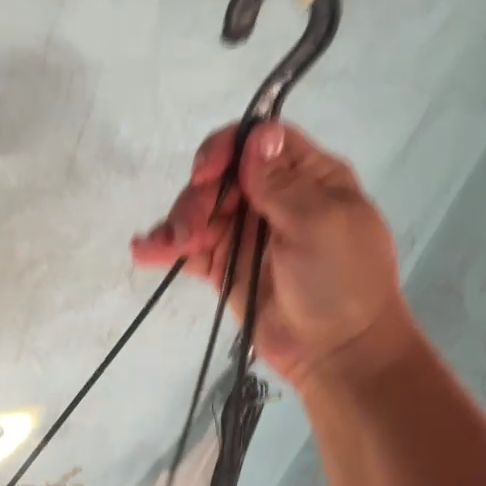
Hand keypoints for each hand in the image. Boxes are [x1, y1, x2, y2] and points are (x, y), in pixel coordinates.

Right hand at [131, 121, 412, 387]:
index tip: (205, 173)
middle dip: (196, 198)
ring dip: (177, 224)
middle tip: (186, 232)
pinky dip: (165, 247)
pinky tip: (144, 251)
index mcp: (309, 177)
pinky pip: (190, 248)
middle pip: (221, 177)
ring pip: (200, 211)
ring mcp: (246, 233)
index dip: (227, 149)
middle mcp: (274, 198)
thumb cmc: (341, 281)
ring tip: (163, 248)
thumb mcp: (319, 223)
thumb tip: (258, 134)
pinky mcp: (225, 266)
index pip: (260, 142)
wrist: (336, 351)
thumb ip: (281, 183)